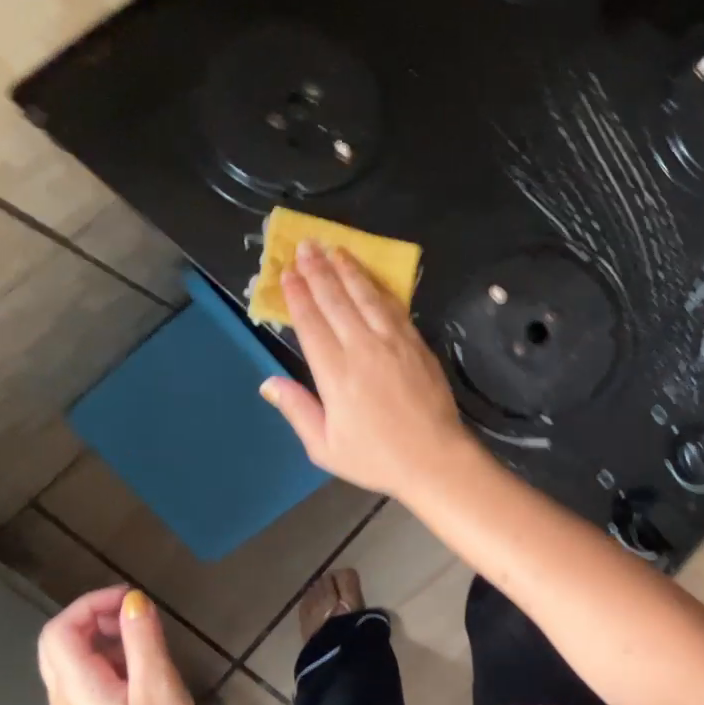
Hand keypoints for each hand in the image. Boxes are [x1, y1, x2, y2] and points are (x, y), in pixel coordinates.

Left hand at [38, 587, 197, 704]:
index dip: (90, 603)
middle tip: (133, 613)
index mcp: (76, 685)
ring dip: (101, 633)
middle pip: (58, 640)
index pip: (59, 630)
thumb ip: (143, 640)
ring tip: (143, 635)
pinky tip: (140, 664)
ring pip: (70, 655)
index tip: (131, 598)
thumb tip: (133, 600)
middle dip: (93, 615)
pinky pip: (84, 671)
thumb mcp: (157, 686)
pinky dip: (107, 653)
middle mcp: (64, 694)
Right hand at [260, 240, 474, 497]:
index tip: (287, 273)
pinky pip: (394, 309)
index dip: (298, 295)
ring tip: (335, 250)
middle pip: (336, 301)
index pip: (311, 324)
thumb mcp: (325, 446)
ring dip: (349, 272)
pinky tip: (370, 278)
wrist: (435, 458)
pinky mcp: (417, 345)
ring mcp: (394, 343)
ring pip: (367, 298)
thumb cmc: (377, 457)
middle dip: (319, 271)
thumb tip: (268, 382)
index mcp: (335, 374)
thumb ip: (297, 409)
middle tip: (306, 246)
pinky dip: (379, 290)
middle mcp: (363, 349)